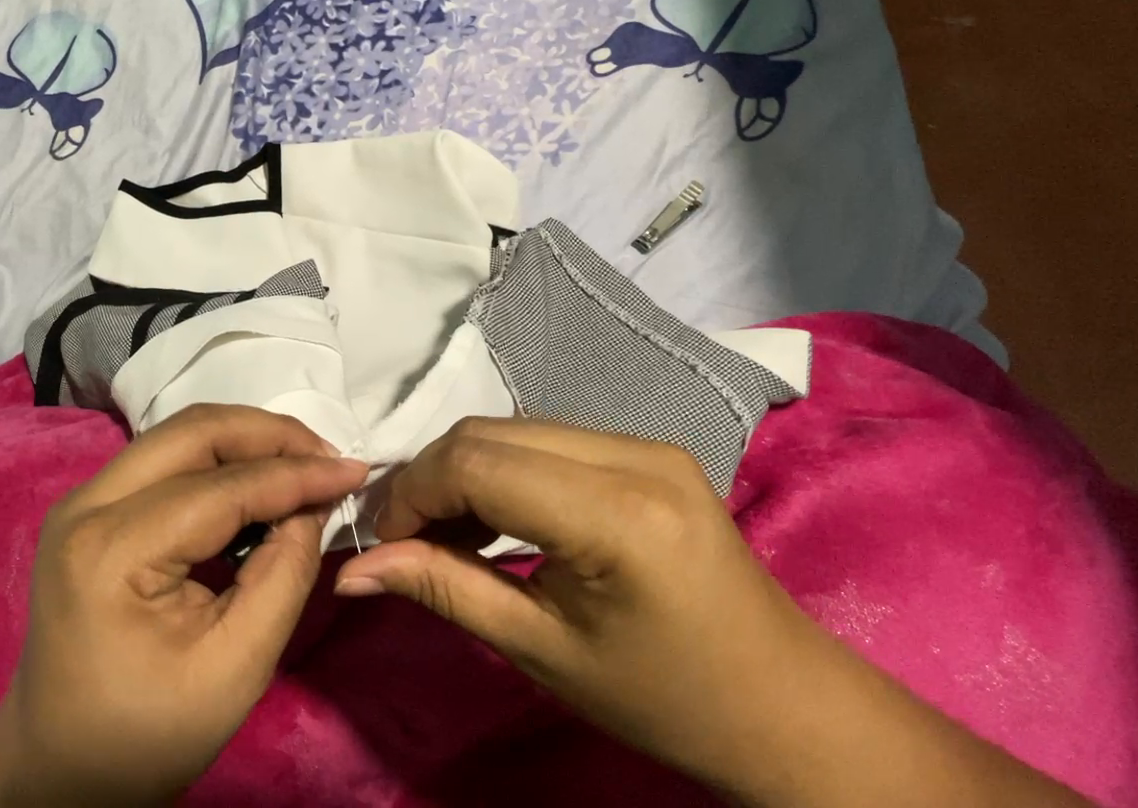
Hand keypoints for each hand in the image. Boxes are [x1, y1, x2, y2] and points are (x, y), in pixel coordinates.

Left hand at [0, 405, 368, 806]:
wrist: (61, 764)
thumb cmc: (147, 732)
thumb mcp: (236, 667)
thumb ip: (283, 575)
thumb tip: (313, 503)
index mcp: (112, 550)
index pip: (219, 488)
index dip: (294, 474)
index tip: (356, 471)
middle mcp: (86, 505)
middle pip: (190, 433)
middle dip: (268, 435)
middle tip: (328, 458)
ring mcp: (80, 501)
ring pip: (176, 437)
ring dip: (243, 441)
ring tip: (302, 466)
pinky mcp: (88, 509)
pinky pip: (161, 460)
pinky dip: (216, 461)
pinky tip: (256, 482)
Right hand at [332, 419, 1090, 807]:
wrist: (786, 708)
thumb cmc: (664, 697)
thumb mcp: (540, 651)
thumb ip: (443, 589)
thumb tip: (351, 570)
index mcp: (617, 515)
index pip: (474, 463)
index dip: (410, 493)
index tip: (380, 541)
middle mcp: (633, 456)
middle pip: (486, 434)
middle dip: (427, 479)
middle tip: (402, 537)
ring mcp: (646, 444)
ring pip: (510, 429)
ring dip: (460, 471)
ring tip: (444, 532)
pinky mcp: (648, 450)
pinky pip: (543, 439)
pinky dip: (499, 469)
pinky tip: (493, 517)